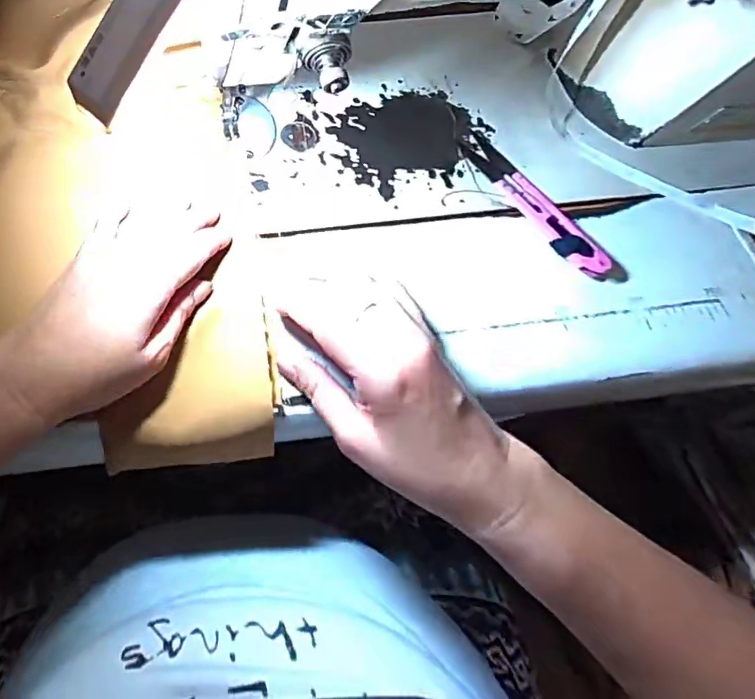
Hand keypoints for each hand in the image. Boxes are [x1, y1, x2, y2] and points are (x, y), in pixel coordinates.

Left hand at [0, 200, 232, 426]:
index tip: (228, 234)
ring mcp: (102, 256)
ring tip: (187, 199)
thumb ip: (178, 316)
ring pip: (141, 223)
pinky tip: (131, 202)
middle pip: (168, 232)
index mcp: (150, 288)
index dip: (210, 243)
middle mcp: (127, 262)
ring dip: (166, 210)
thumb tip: (204, 287)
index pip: (189, 255)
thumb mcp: (150, 357)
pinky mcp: (82, 258)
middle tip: (215, 209)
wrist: (34, 370)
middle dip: (194, 219)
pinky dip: (120, 210)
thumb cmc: (97, 374)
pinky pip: (104, 224)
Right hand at [271, 279, 545, 540]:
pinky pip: (390, 294)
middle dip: (310, 288)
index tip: (271, 296)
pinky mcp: (426, 333)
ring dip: (334, 284)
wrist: (482, 471)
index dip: (296, 305)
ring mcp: (418, 332)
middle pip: (347, 295)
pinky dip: (362, 286)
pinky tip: (346, 289)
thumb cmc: (416, 466)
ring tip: (306, 288)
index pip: (327, 321)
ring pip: (368, 288)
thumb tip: (284, 357)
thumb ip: (318, 390)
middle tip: (282, 289)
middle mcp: (401, 339)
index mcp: (381, 369)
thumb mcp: (355, 439)